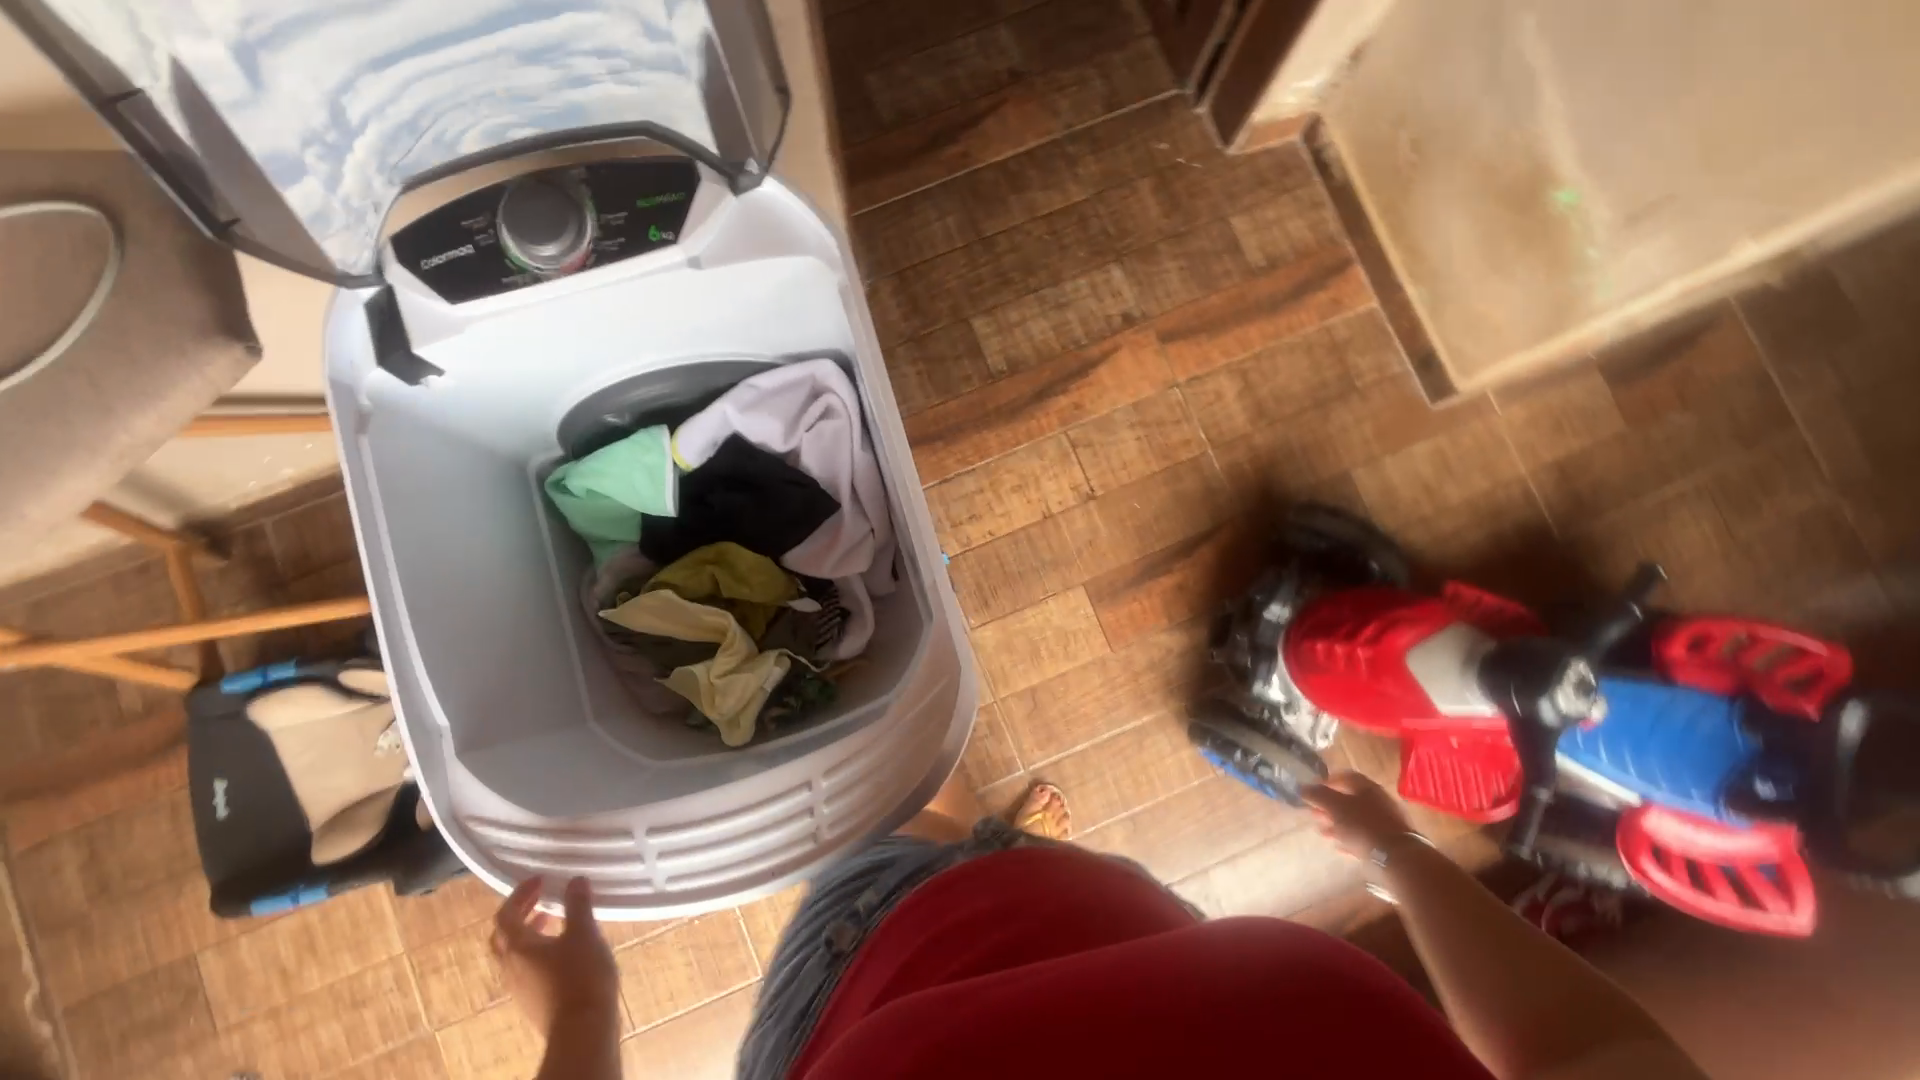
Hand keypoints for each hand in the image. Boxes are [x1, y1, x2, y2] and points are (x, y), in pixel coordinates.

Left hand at [491, 875, 619, 1033]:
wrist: (582, 1028)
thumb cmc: (580, 975)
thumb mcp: (584, 933)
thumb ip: (578, 905)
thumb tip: (575, 880)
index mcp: (518, 947)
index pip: (505, 915)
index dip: (520, 894)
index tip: (541, 880)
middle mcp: (511, 967)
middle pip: (503, 937)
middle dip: (519, 914)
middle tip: (540, 898)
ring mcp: (520, 987)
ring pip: (514, 954)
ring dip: (529, 933)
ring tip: (554, 920)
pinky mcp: (533, 1001)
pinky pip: (527, 969)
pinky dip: (538, 951)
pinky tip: (563, 950)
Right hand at [1303, 771, 1414, 857]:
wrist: (1398, 857)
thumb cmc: (1363, 825)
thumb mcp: (1334, 806)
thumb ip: (1317, 795)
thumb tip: (1301, 787)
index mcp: (1367, 787)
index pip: (1345, 776)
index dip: (1327, 781)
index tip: (1313, 791)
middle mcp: (1379, 800)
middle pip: (1350, 799)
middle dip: (1330, 806)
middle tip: (1314, 813)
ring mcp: (1386, 822)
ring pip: (1356, 819)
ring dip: (1338, 824)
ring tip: (1322, 832)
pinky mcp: (1389, 842)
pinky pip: (1365, 836)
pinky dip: (1351, 838)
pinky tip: (1340, 846)